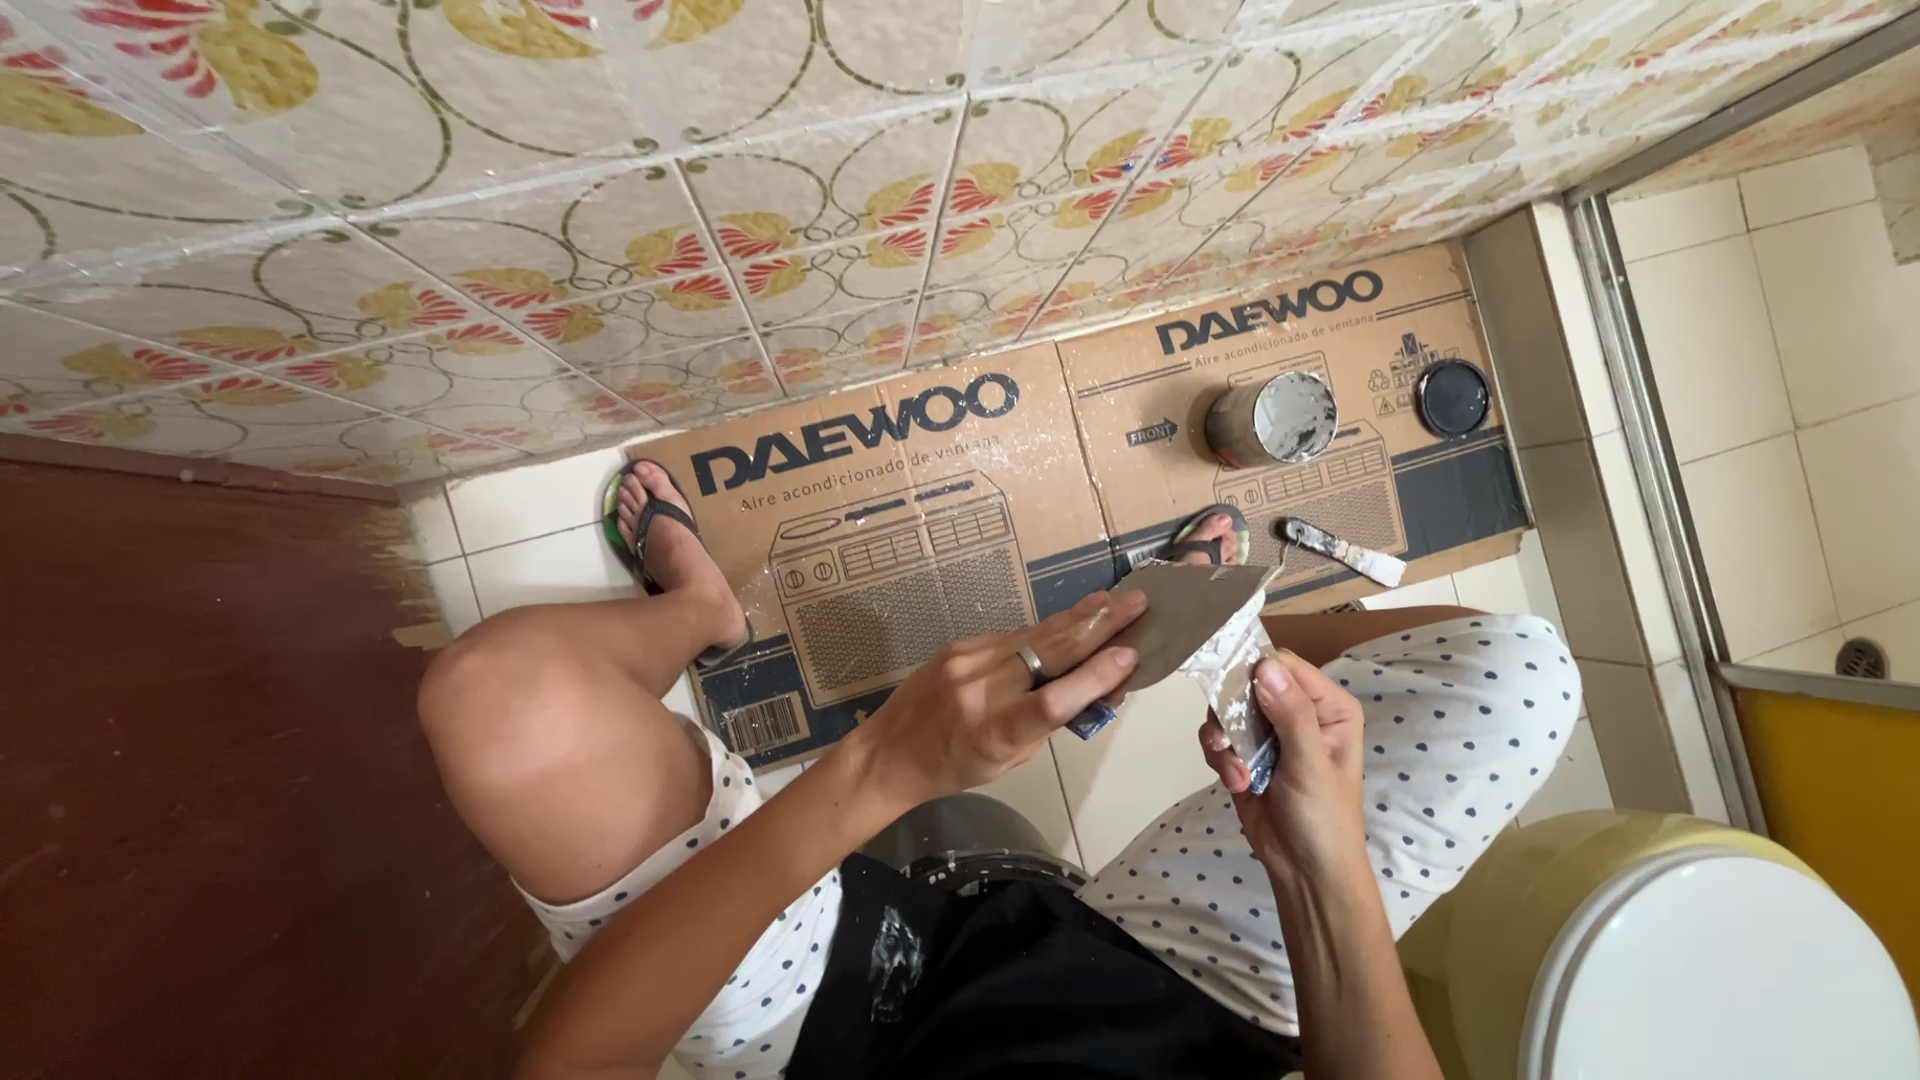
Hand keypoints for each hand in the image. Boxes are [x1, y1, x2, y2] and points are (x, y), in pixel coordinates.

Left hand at [846, 589, 1146, 807]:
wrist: (890, 750)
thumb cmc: (954, 768)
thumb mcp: (1008, 762)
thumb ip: (1049, 725)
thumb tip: (1096, 691)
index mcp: (995, 733)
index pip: (1053, 702)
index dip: (1094, 677)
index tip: (1130, 655)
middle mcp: (981, 690)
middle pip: (1049, 652)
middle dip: (1099, 626)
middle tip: (1137, 604)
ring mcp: (968, 661)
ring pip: (1035, 635)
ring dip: (1079, 617)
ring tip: (1114, 600)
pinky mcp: (960, 646)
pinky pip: (1014, 637)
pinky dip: (1046, 630)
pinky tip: (1073, 619)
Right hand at [1197, 651, 1367, 886]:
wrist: (1306, 872)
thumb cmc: (1324, 818)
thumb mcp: (1310, 764)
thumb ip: (1290, 714)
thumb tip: (1263, 665)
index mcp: (1328, 706)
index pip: (1284, 666)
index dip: (1255, 671)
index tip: (1229, 688)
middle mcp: (1297, 711)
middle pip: (1248, 683)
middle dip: (1230, 710)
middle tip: (1223, 736)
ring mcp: (1269, 733)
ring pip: (1227, 710)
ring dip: (1223, 739)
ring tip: (1233, 769)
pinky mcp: (1244, 753)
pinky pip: (1218, 738)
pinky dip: (1220, 759)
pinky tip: (1236, 783)